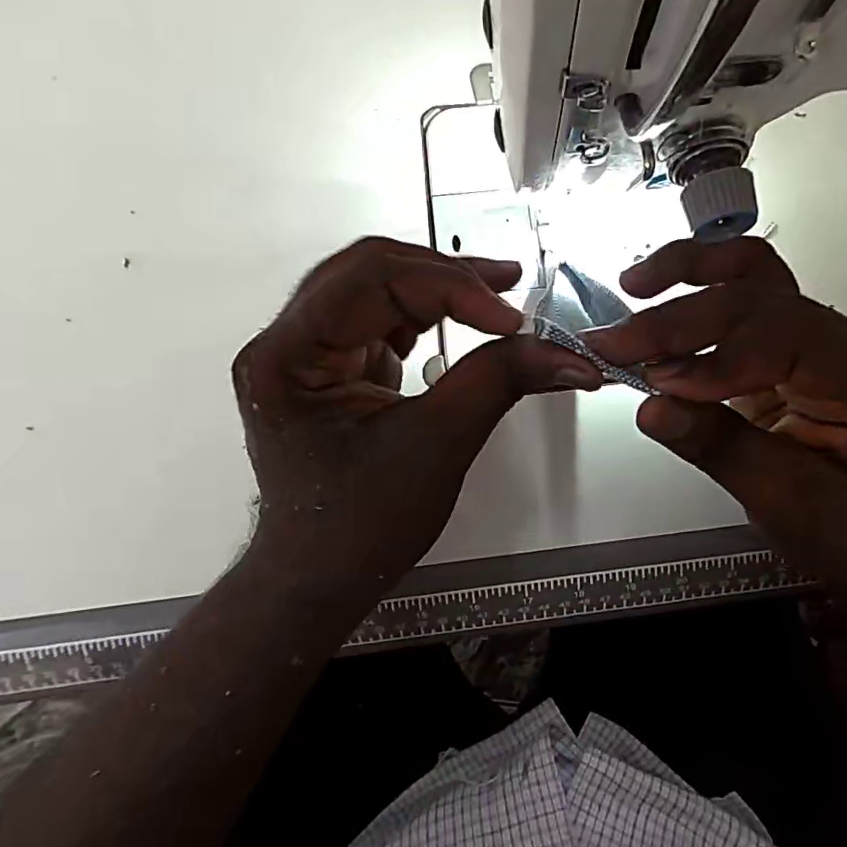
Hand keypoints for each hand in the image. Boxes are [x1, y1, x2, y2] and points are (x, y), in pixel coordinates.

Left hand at [232, 237, 602, 598]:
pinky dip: (427, 312)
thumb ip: (497, 383)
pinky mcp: (332, 363)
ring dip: (439, 286)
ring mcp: (306, 351)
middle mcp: (285, 344)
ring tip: (496, 294)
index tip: (508, 316)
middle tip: (506, 284)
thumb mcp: (434, 448)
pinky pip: (381, 316)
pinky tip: (464, 317)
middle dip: (443, 274)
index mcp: (285, 358)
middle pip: (369, 271)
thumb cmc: (353, 530)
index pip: (369, 281)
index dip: (448, 287)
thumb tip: (561, 353)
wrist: (320, 575)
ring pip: (376, 286)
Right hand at [584, 238, 846, 583]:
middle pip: (757, 297)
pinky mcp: (772, 339)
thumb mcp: (786, 502)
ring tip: (633, 286)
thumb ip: (718, 449)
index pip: (788, 338)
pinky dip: (686, 288)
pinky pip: (731, 291)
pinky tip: (649, 296)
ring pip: (751, 271)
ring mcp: (807, 335)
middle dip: (679, 320)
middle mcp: (842, 343)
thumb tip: (655, 410)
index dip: (717, 357)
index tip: (660, 383)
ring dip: (686, 271)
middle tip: (615, 345)